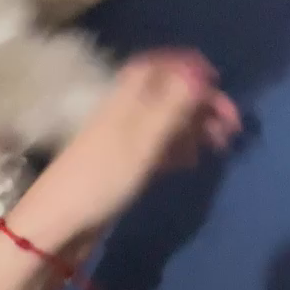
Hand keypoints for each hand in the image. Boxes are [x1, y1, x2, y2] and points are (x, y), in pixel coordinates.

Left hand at [9, 50, 239, 251]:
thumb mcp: (144, 138)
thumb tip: (201, 73)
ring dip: (196, 126)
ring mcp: (125, 139)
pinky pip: (161, 147)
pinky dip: (180, 148)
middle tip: (232, 124)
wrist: (58, 225)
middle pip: (169, 93)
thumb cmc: (103, 177)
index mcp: (128, 96)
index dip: (187, 66)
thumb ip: (174, 104)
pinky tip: (194, 161)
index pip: (158, 64)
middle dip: (202, 102)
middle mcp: (127, 111)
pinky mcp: (125, 165)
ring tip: (222, 144)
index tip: (218, 80)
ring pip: (168, 121)